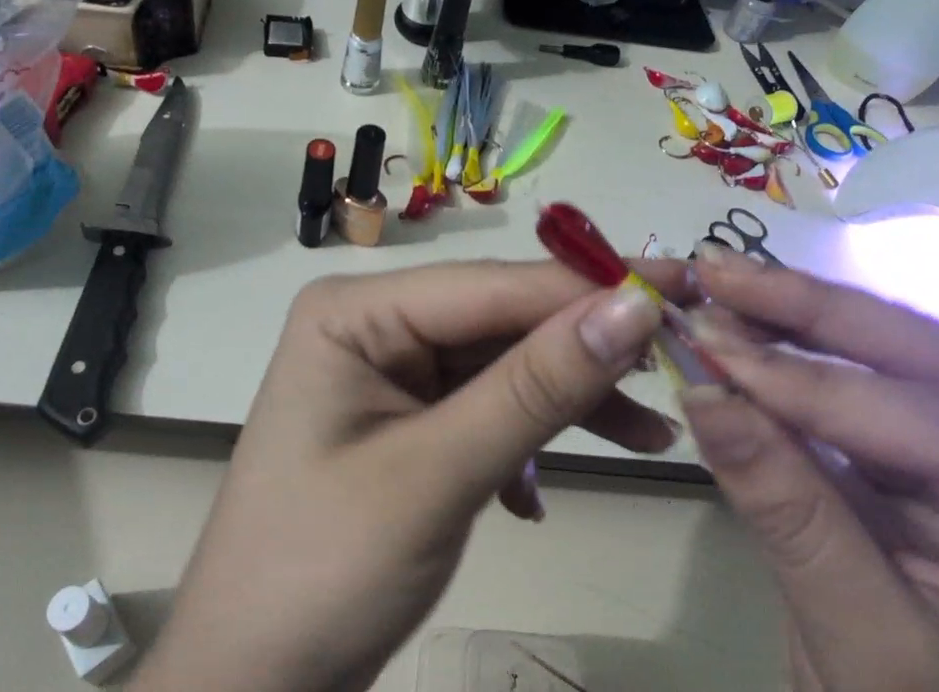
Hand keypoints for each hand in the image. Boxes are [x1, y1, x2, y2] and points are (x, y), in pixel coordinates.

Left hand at [131, 260, 685, 691]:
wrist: (253, 682)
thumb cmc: (323, 571)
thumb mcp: (435, 475)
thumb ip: (535, 388)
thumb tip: (634, 304)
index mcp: (355, 312)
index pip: (493, 285)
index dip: (590, 290)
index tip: (685, 294)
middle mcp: (374, 326)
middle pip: (502, 321)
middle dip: (586, 351)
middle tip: (681, 368)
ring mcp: (391, 376)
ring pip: (504, 367)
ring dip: (570, 401)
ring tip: (651, 439)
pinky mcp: (409, 424)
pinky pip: (486, 410)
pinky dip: (528, 442)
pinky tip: (541, 498)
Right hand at [678, 246, 938, 691]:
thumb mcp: (861, 647)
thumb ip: (789, 514)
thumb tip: (703, 394)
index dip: (827, 389)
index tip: (716, 351)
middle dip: (818, 313)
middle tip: (717, 273)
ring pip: (906, 358)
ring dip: (804, 316)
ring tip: (719, 283)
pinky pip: (874, 387)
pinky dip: (802, 354)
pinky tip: (746, 325)